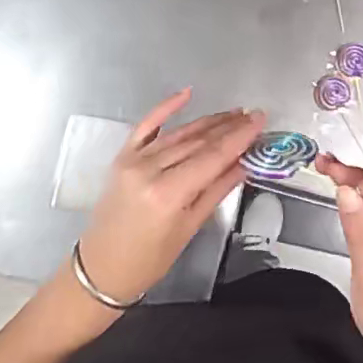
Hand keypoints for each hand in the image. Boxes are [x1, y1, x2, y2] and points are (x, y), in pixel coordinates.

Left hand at [75, 90, 263, 305]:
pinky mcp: (122, 157)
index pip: (211, 157)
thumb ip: (216, 191)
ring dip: (208, 122)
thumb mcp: (190, 228)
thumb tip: (244, 164)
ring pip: (178, 134)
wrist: (102, 267)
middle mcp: (149, 170)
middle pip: (197, 142)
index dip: (239, 137)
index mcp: (168, 193)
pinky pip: (146, 127)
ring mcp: (133, 161)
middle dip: (228, 127)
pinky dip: (165, 108)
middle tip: (253, 115)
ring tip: (234, 113)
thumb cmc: (150, 259)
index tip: (260, 120)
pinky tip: (186, 94)